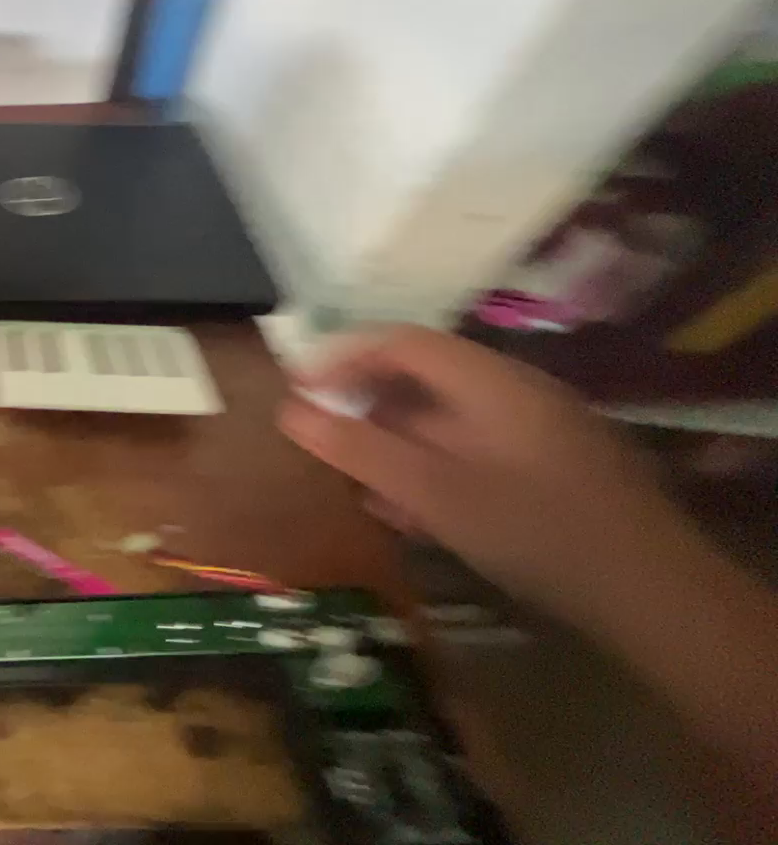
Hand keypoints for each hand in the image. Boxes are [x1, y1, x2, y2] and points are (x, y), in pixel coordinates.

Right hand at [278, 325, 682, 615]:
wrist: (657, 602)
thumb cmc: (533, 531)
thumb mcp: (429, 490)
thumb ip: (355, 447)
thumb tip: (288, 411)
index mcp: (492, 383)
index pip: (399, 342)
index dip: (340, 358)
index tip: (300, 394)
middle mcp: (515, 393)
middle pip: (418, 378)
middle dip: (361, 406)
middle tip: (322, 439)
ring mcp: (536, 430)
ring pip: (440, 418)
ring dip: (389, 443)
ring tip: (359, 485)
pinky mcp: (546, 467)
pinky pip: (467, 448)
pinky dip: (425, 466)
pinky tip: (409, 511)